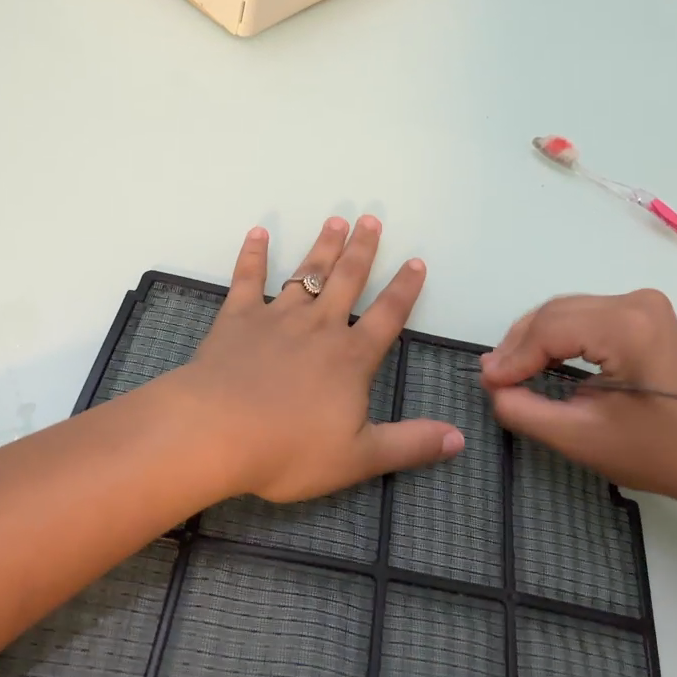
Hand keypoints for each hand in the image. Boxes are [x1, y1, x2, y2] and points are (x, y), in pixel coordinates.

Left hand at [164, 217, 464, 502]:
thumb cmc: (289, 449)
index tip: (416, 261)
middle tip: (371, 219)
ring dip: (323, 246)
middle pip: (348, 279)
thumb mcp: (360, 457)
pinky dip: (253, 255)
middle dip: (363, 249)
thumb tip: (460, 438)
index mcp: (351, 358)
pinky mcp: (238, 318)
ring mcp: (278, 317)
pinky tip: (258, 233)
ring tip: (335, 221)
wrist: (216, 432)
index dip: (405, 289)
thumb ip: (410, 444)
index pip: (388, 315)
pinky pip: (247, 278)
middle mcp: (320, 327)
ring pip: (308, 273)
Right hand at [479, 289, 676, 502]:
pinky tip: (539, 356)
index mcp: (628, 327)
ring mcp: (644, 303)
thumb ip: (526, 411)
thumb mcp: (581, 438)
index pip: (551, 329)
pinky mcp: (645, 312)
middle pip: (558, 312)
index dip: (514, 356)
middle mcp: (637, 302)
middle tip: (492, 375)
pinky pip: (587, 314)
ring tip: (508, 367)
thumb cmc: (654, 453)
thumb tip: (493, 385)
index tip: (486, 382)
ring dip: (536, 337)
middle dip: (520, 343)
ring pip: (569, 310)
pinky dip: (559, 334)